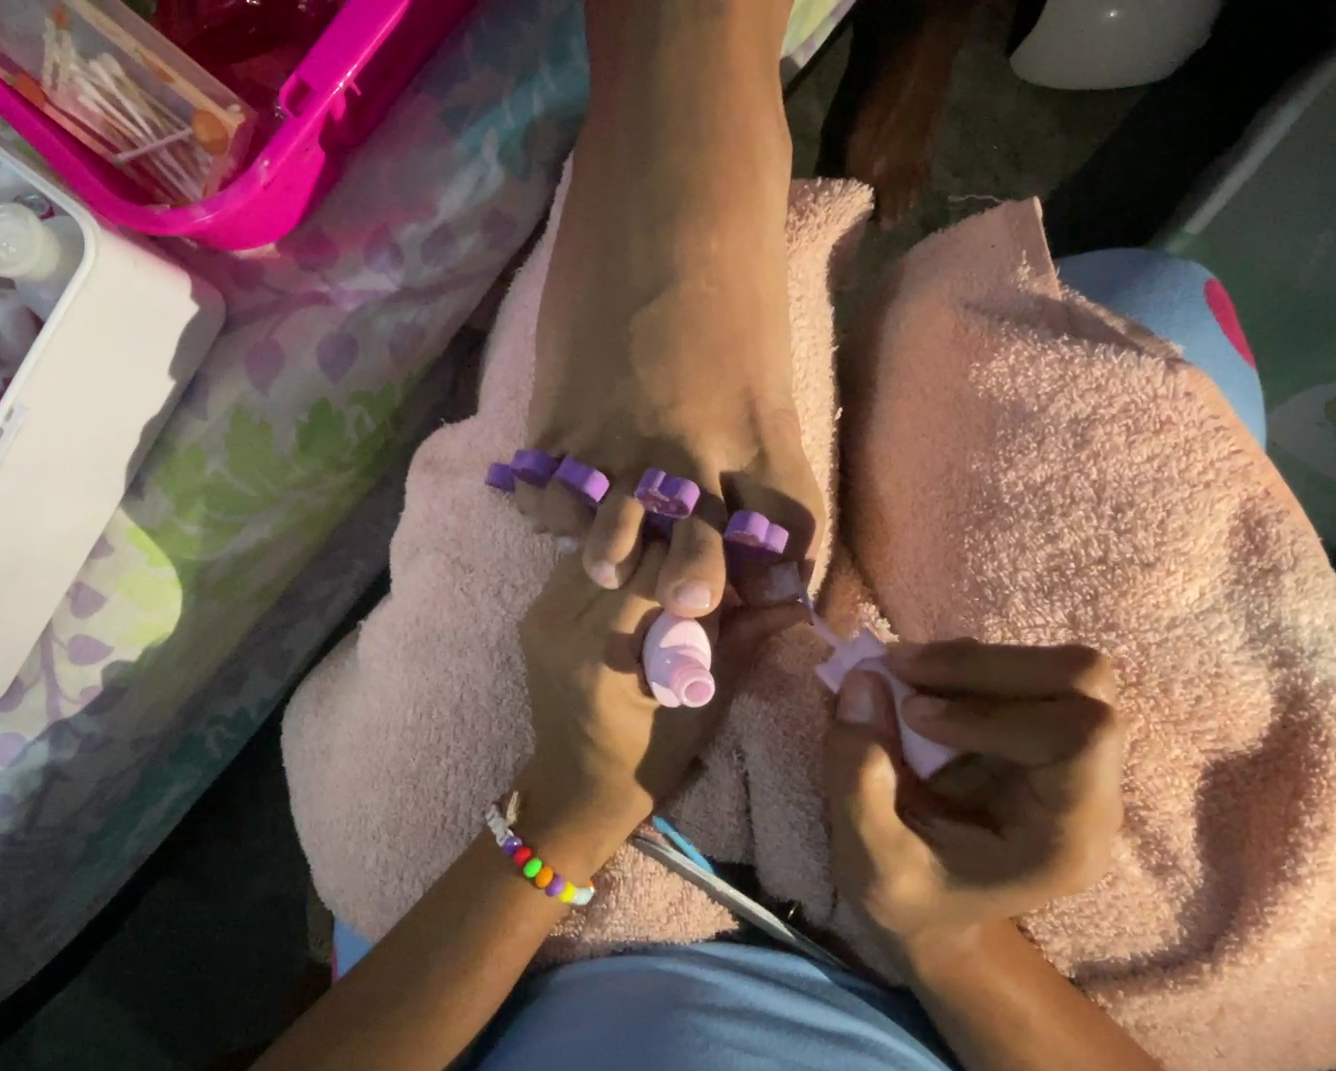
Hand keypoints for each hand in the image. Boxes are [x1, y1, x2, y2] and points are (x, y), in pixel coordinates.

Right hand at [511, 1, 820, 619]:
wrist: (669, 197)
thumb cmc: (734, 273)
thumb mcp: (768, 367)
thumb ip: (757, 442)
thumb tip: (732, 504)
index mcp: (762, 438)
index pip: (788, 540)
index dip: (787, 580)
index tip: (778, 600)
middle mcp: (692, 456)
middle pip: (697, 561)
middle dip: (694, 597)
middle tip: (683, 609)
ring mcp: (616, 443)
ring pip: (609, 544)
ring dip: (607, 561)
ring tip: (603, 564)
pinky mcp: (556, 423)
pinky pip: (546, 497)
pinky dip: (549, 509)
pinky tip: (551, 499)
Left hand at [516, 544, 804, 848]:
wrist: (574, 783)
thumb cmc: (646, 758)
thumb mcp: (701, 706)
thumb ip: (739, 642)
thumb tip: (793, 598)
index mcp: (601, 653)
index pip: (657, 568)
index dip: (695, 562)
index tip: (718, 575)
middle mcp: (559, 624)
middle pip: (626, 549)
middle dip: (667, 554)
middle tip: (694, 575)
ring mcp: (538, 615)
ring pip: (599, 546)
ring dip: (636, 556)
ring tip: (663, 581)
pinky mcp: (531, 614)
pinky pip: (576, 566)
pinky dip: (610, 568)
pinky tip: (630, 587)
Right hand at [822, 640, 1128, 970]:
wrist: (935, 915)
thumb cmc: (910, 902)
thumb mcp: (867, 861)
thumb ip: (857, 780)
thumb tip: (864, 681)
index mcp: (1066, 834)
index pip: (1080, 734)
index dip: (992, 710)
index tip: (913, 718)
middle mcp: (1087, 788)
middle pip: (1082, 681)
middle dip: (981, 664)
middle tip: (898, 668)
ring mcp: (1066, 757)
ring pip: (1054, 667)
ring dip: (967, 659)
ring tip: (899, 673)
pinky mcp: (1034, 732)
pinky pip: (1018, 671)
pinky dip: (958, 664)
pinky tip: (913, 686)